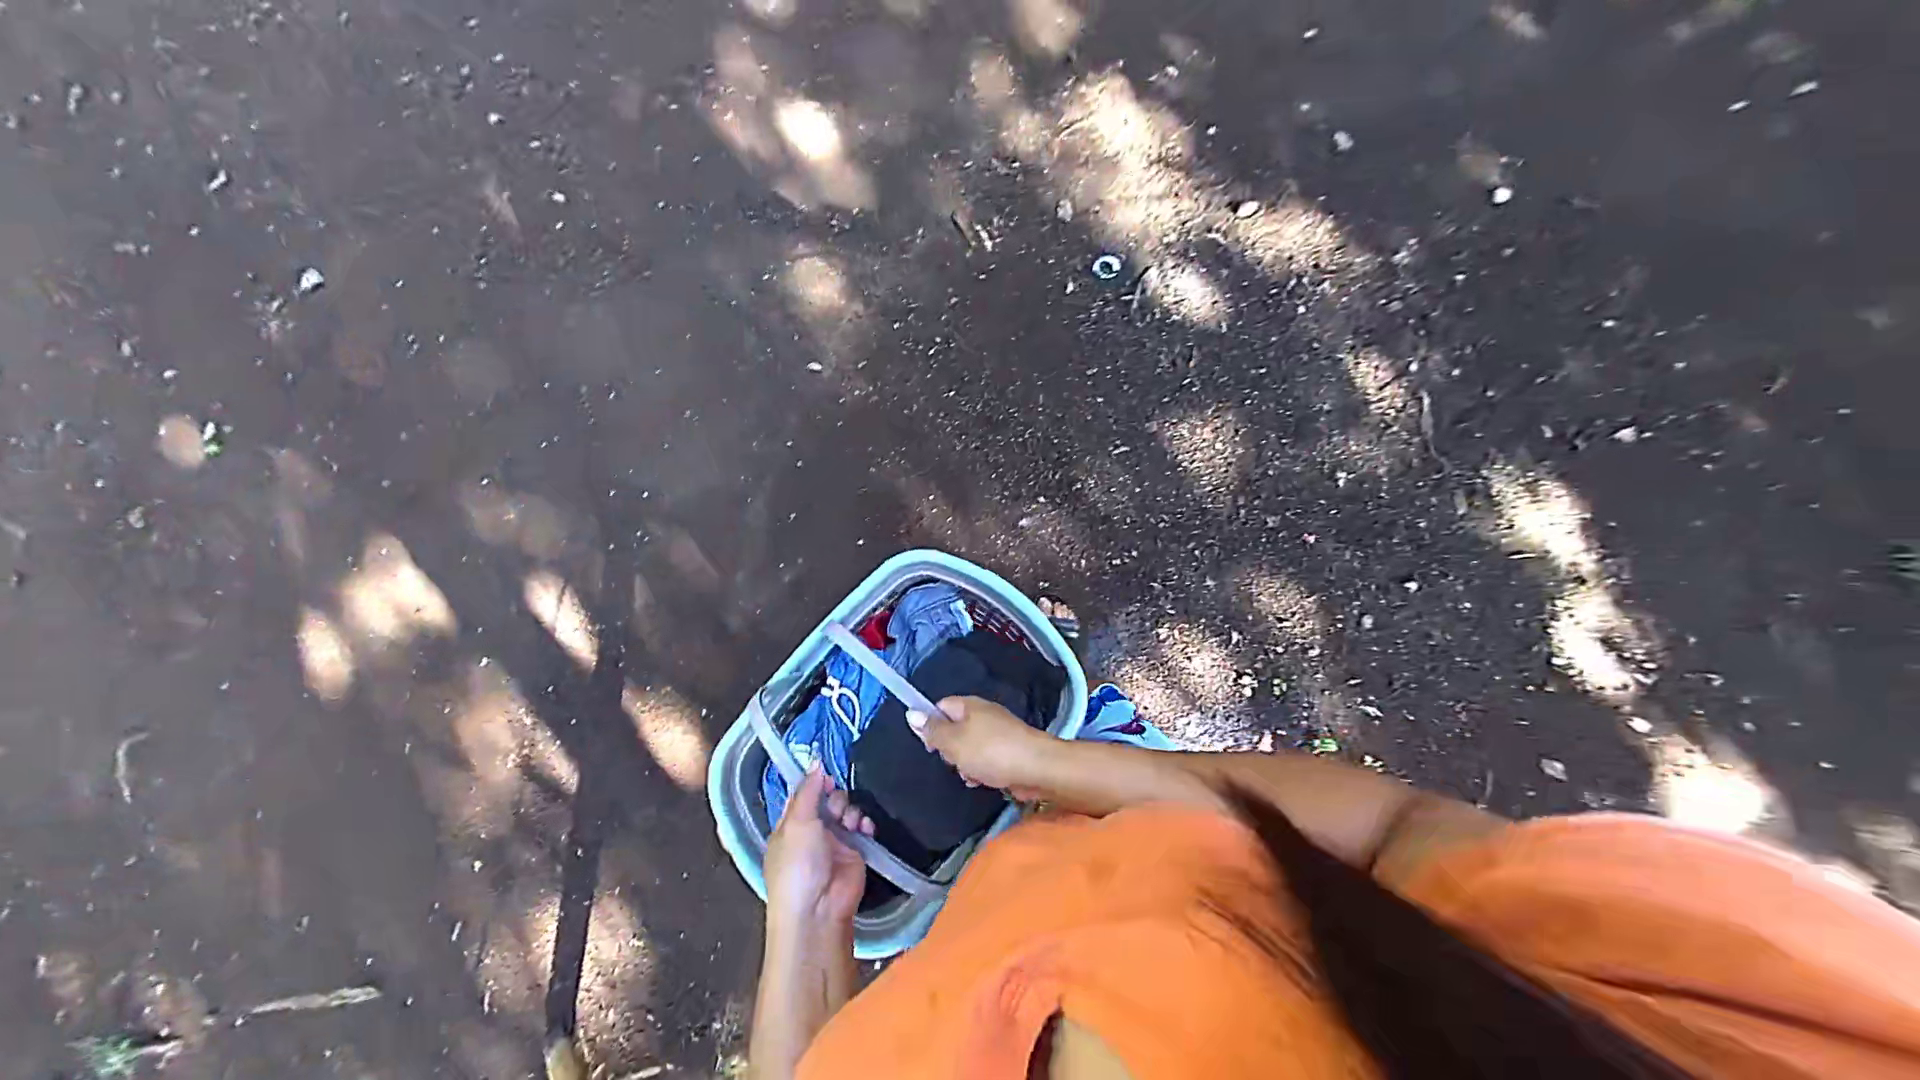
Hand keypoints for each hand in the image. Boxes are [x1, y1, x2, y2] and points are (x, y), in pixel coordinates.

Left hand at [763, 764, 873, 933]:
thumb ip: (808, 790)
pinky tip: (864, 828)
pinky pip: (863, 827)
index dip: (814, 781)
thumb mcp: (796, 823)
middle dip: (835, 797)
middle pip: (828, 799)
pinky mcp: (856, 852)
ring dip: (850, 810)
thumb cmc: (798, 864)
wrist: (819, 909)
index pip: (803, 794)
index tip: (826, 770)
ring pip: (847, 810)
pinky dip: (865, 824)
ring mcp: (835, 842)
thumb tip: (816, 761)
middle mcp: (812, 832)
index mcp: (790, 825)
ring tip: (849, 822)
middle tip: (835, 807)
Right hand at [907, 695, 1059, 799]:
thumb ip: (932, 730)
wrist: (1036, 767)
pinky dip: (981, 770)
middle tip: (954, 760)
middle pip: (954, 729)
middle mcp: (983, 714)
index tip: (931, 744)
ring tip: (971, 774)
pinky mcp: (1008, 751)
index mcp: (969, 706)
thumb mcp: (953, 741)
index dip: (931, 724)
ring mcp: (997, 732)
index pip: (940, 707)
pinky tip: (983, 780)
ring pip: (968, 747)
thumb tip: (911, 713)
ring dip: (965, 763)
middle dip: (949, 749)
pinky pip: (985, 759)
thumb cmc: (991, 752)